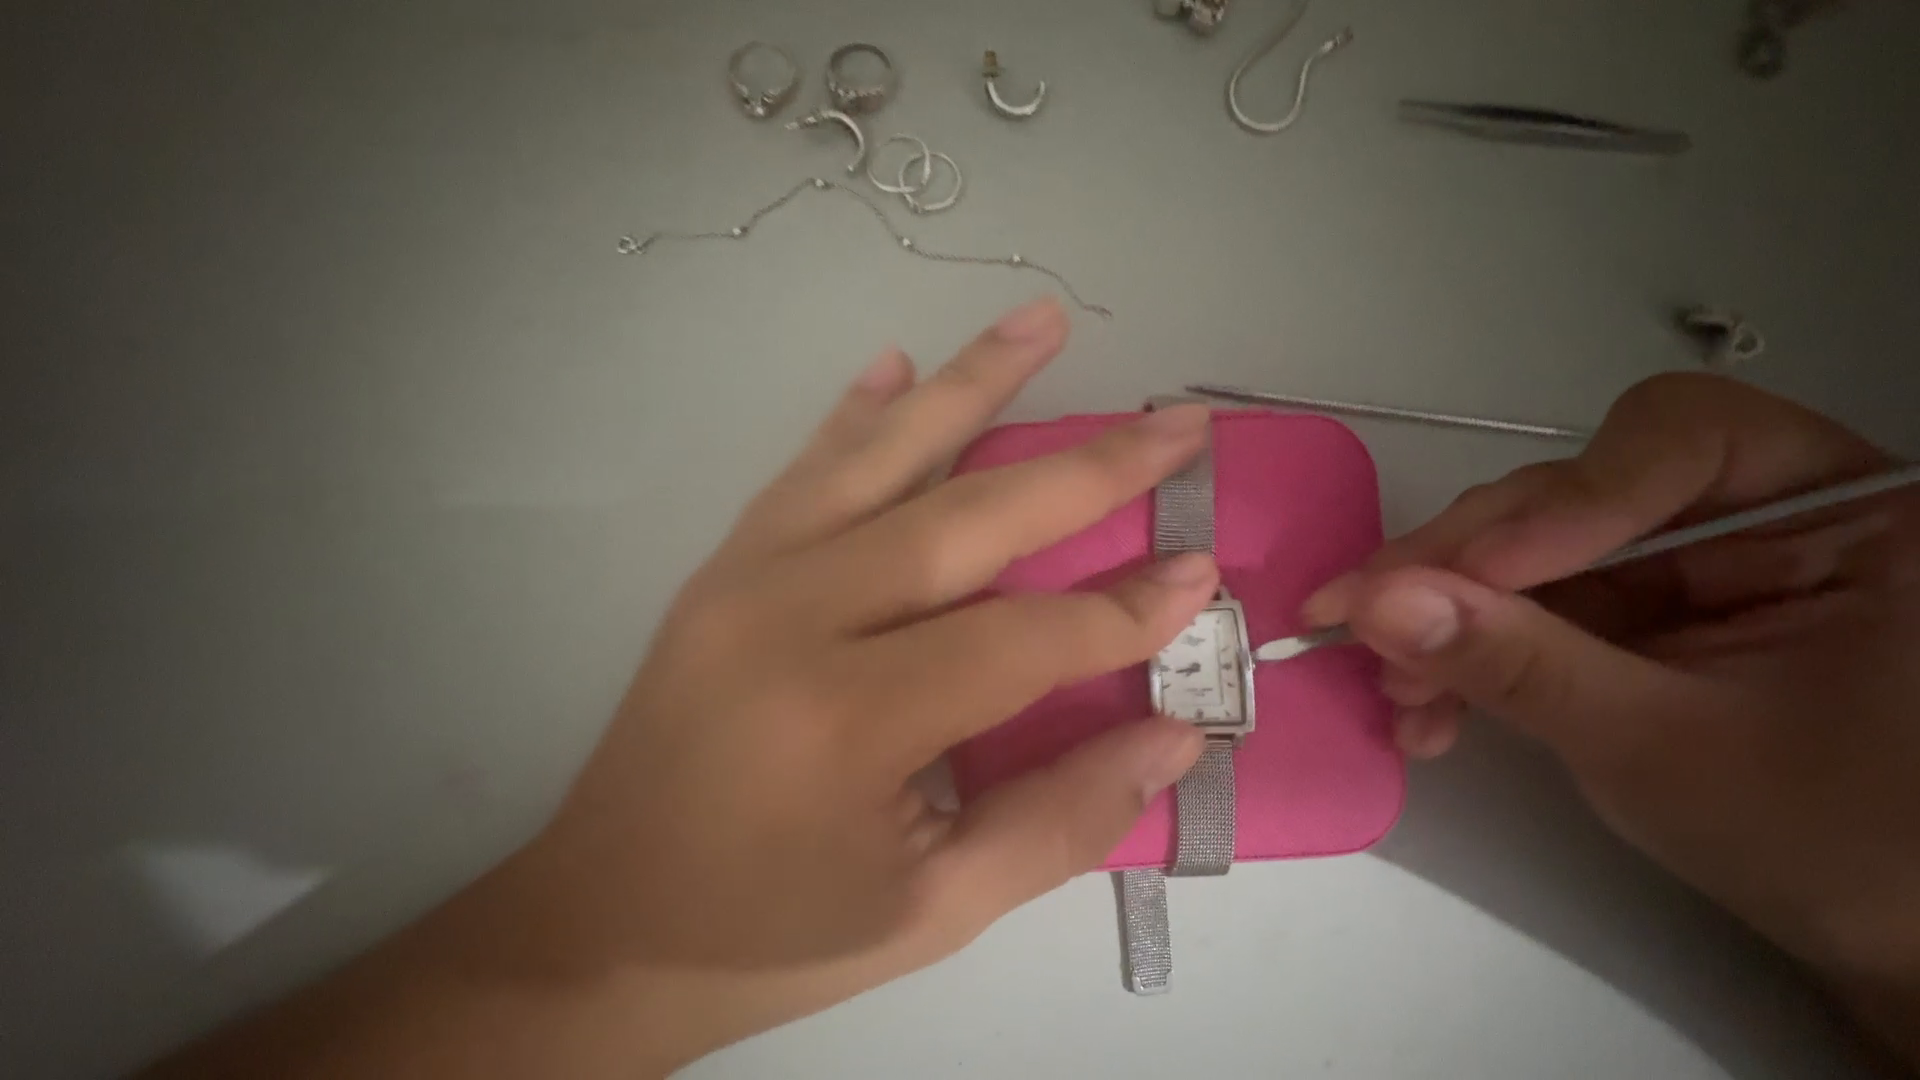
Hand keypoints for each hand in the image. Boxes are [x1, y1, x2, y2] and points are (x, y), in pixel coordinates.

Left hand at [145, 297, 1220, 1079]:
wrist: (605, 920)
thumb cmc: (776, 930)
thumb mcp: (933, 909)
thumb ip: (1061, 819)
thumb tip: (1174, 734)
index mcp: (849, 722)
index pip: (1023, 640)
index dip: (1123, 611)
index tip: (1201, 574)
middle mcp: (793, 618)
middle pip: (967, 519)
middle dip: (1086, 468)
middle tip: (1175, 423)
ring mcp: (745, 576)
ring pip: (881, 457)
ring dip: (971, 381)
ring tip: (1043, 320)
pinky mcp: (720, 567)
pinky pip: (802, 469)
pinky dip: (856, 413)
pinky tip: (897, 361)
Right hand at [1302, 374, 1919, 1058]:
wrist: (1862, 923)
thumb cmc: (1824, 839)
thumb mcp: (1661, 747)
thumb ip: (1518, 666)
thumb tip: (1375, 604)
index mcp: (1839, 517)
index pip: (1682, 442)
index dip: (1567, 500)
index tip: (1476, 577)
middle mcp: (1744, 514)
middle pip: (1563, 494)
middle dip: (1456, 569)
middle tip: (1362, 621)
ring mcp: (1668, 560)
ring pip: (1514, 549)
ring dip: (1435, 615)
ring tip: (1398, 692)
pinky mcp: (1614, 603)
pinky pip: (1506, 600)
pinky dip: (1454, 649)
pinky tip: (1426, 708)